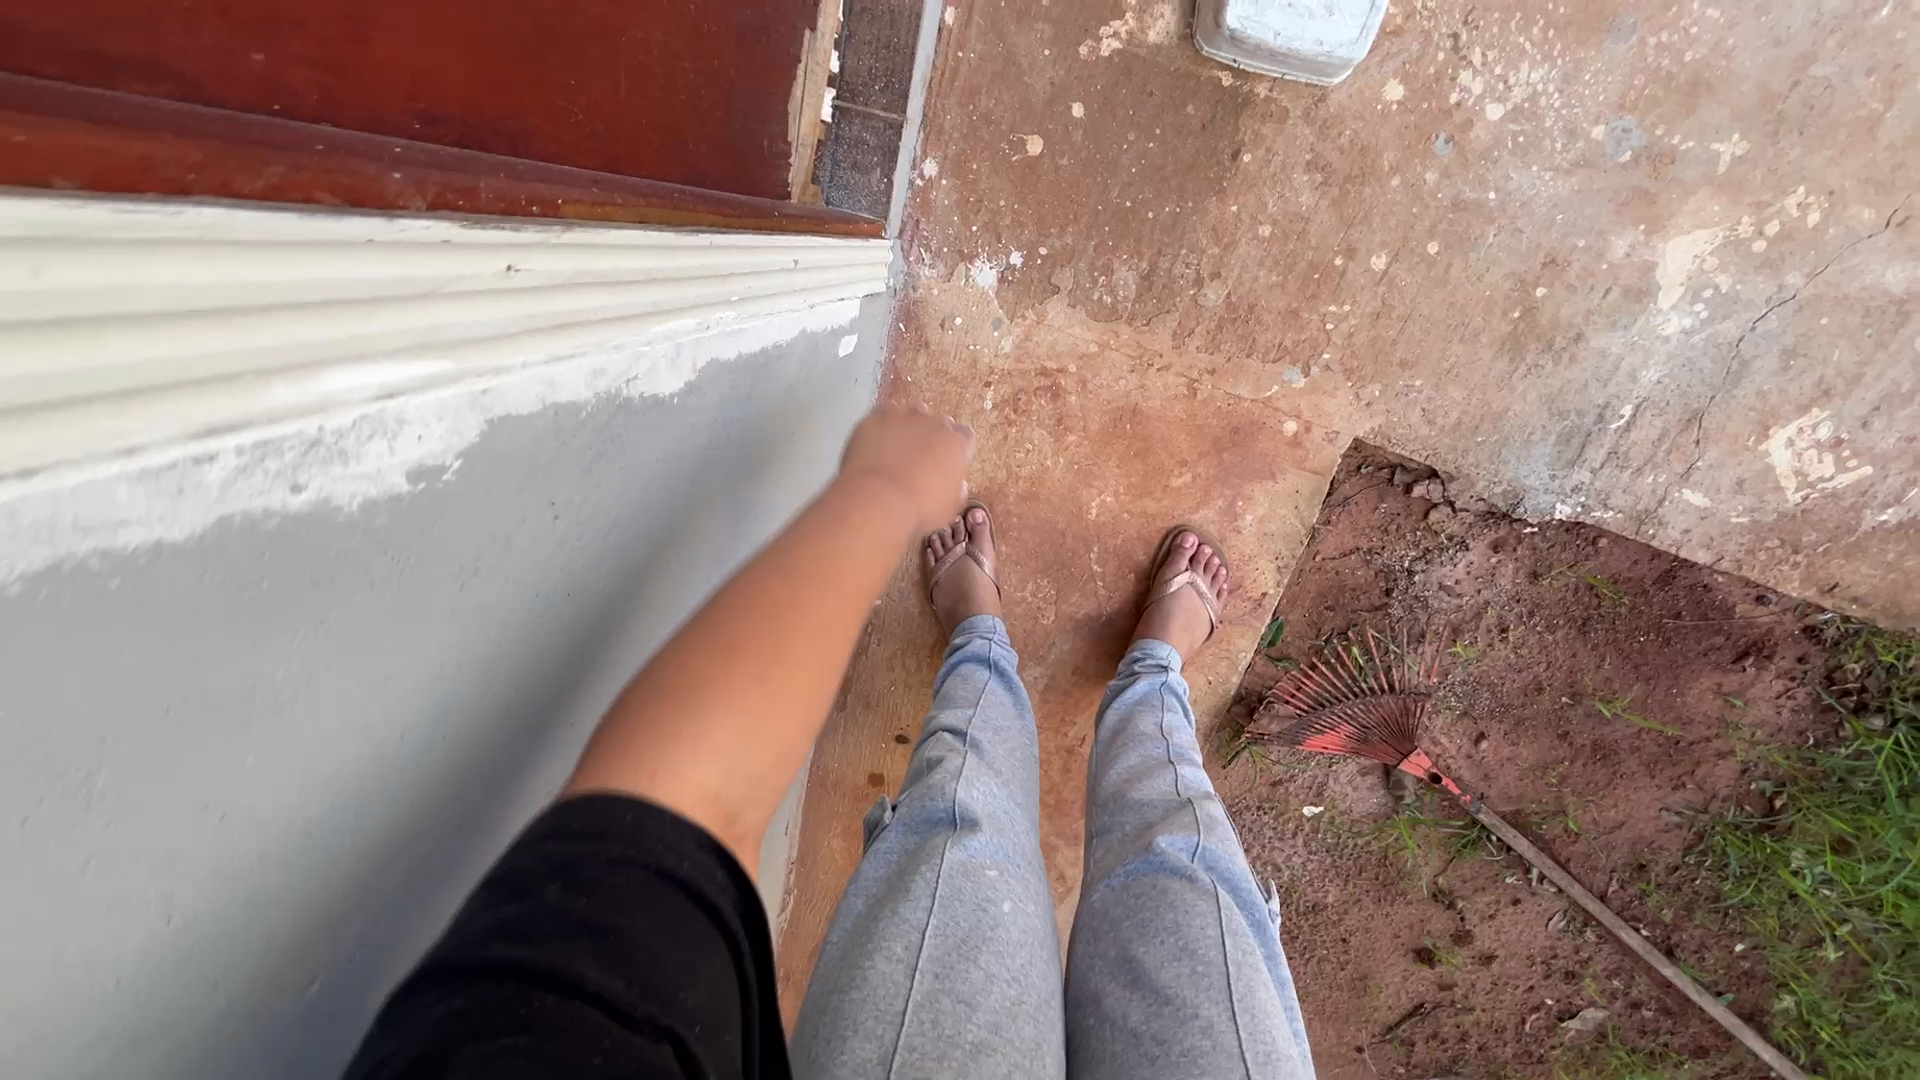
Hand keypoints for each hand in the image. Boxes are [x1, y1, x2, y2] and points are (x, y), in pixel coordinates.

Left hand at [839, 406, 974, 532]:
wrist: (878, 500)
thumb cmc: (919, 510)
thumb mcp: (950, 508)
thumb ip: (957, 489)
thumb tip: (957, 482)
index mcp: (959, 445)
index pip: (965, 436)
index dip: (955, 448)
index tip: (946, 462)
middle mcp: (937, 423)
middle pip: (939, 423)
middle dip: (932, 437)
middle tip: (918, 459)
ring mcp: (908, 415)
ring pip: (912, 415)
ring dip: (908, 428)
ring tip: (895, 451)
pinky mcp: (880, 415)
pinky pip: (886, 414)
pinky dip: (883, 426)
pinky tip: (876, 444)